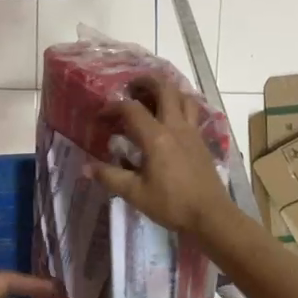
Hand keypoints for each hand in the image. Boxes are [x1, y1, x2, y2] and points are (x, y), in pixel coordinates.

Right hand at [89, 76, 237, 236]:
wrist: (211, 215)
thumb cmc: (171, 204)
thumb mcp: (135, 193)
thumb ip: (110, 177)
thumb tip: (86, 167)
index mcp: (156, 137)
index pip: (131, 109)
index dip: (113, 107)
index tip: (101, 117)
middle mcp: (175, 126)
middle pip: (164, 88)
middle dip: (146, 82)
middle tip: (131, 88)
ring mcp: (192, 131)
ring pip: (183, 96)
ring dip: (167, 90)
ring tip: (152, 98)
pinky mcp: (201, 141)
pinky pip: (192, 112)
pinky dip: (179, 106)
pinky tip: (170, 120)